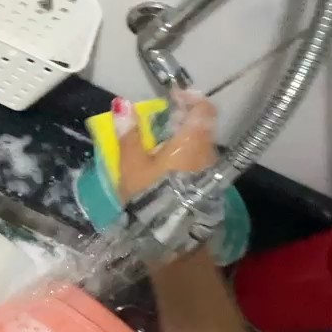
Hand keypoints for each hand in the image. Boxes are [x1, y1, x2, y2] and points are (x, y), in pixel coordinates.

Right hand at [115, 89, 218, 203]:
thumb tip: (122, 105)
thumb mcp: (132, 164)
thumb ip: (129, 134)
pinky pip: (197, 159)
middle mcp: (206, 151)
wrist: (168, 234)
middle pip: (200, 126)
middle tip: (158, 120)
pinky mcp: (206, 185)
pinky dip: (184, 153)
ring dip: (182, 137)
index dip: (189, 97)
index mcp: (191, 141)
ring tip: (158, 143)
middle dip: (181, 119)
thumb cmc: (150, 194)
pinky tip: (165, 164)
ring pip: (199, 143)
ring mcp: (208, 169)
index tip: (172, 96)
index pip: (203, 109)